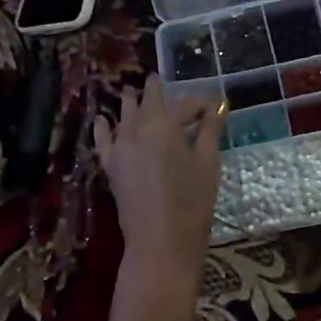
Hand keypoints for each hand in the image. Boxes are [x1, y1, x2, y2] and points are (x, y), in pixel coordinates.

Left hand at [96, 80, 225, 265]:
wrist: (160, 241)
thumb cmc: (192, 201)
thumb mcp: (207, 163)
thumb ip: (209, 131)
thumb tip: (217, 106)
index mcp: (164, 124)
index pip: (185, 105)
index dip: (200, 103)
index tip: (212, 105)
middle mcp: (137, 128)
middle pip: (148, 101)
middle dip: (157, 90)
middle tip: (159, 79)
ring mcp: (120, 147)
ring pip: (124, 115)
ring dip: (131, 102)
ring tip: (133, 90)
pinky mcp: (111, 166)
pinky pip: (103, 140)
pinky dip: (103, 127)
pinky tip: (102, 118)